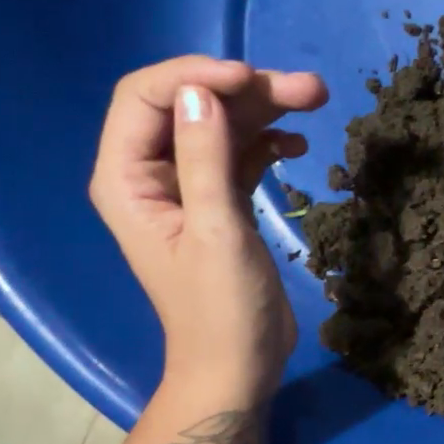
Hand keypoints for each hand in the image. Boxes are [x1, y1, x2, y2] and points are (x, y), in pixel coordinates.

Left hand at [88, 56, 328, 401]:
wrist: (240, 366)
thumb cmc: (221, 310)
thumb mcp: (217, 233)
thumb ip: (205, 161)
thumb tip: (202, 93)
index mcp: (127, 179)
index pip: (146, 98)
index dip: (196, 77)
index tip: (253, 78)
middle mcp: (151, 175)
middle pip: (190, 108)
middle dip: (246, 91)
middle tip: (311, 89)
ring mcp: (189, 190)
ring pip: (222, 129)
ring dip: (266, 113)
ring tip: (316, 102)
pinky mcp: (222, 206)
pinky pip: (240, 158)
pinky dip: (269, 144)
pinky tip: (299, 146)